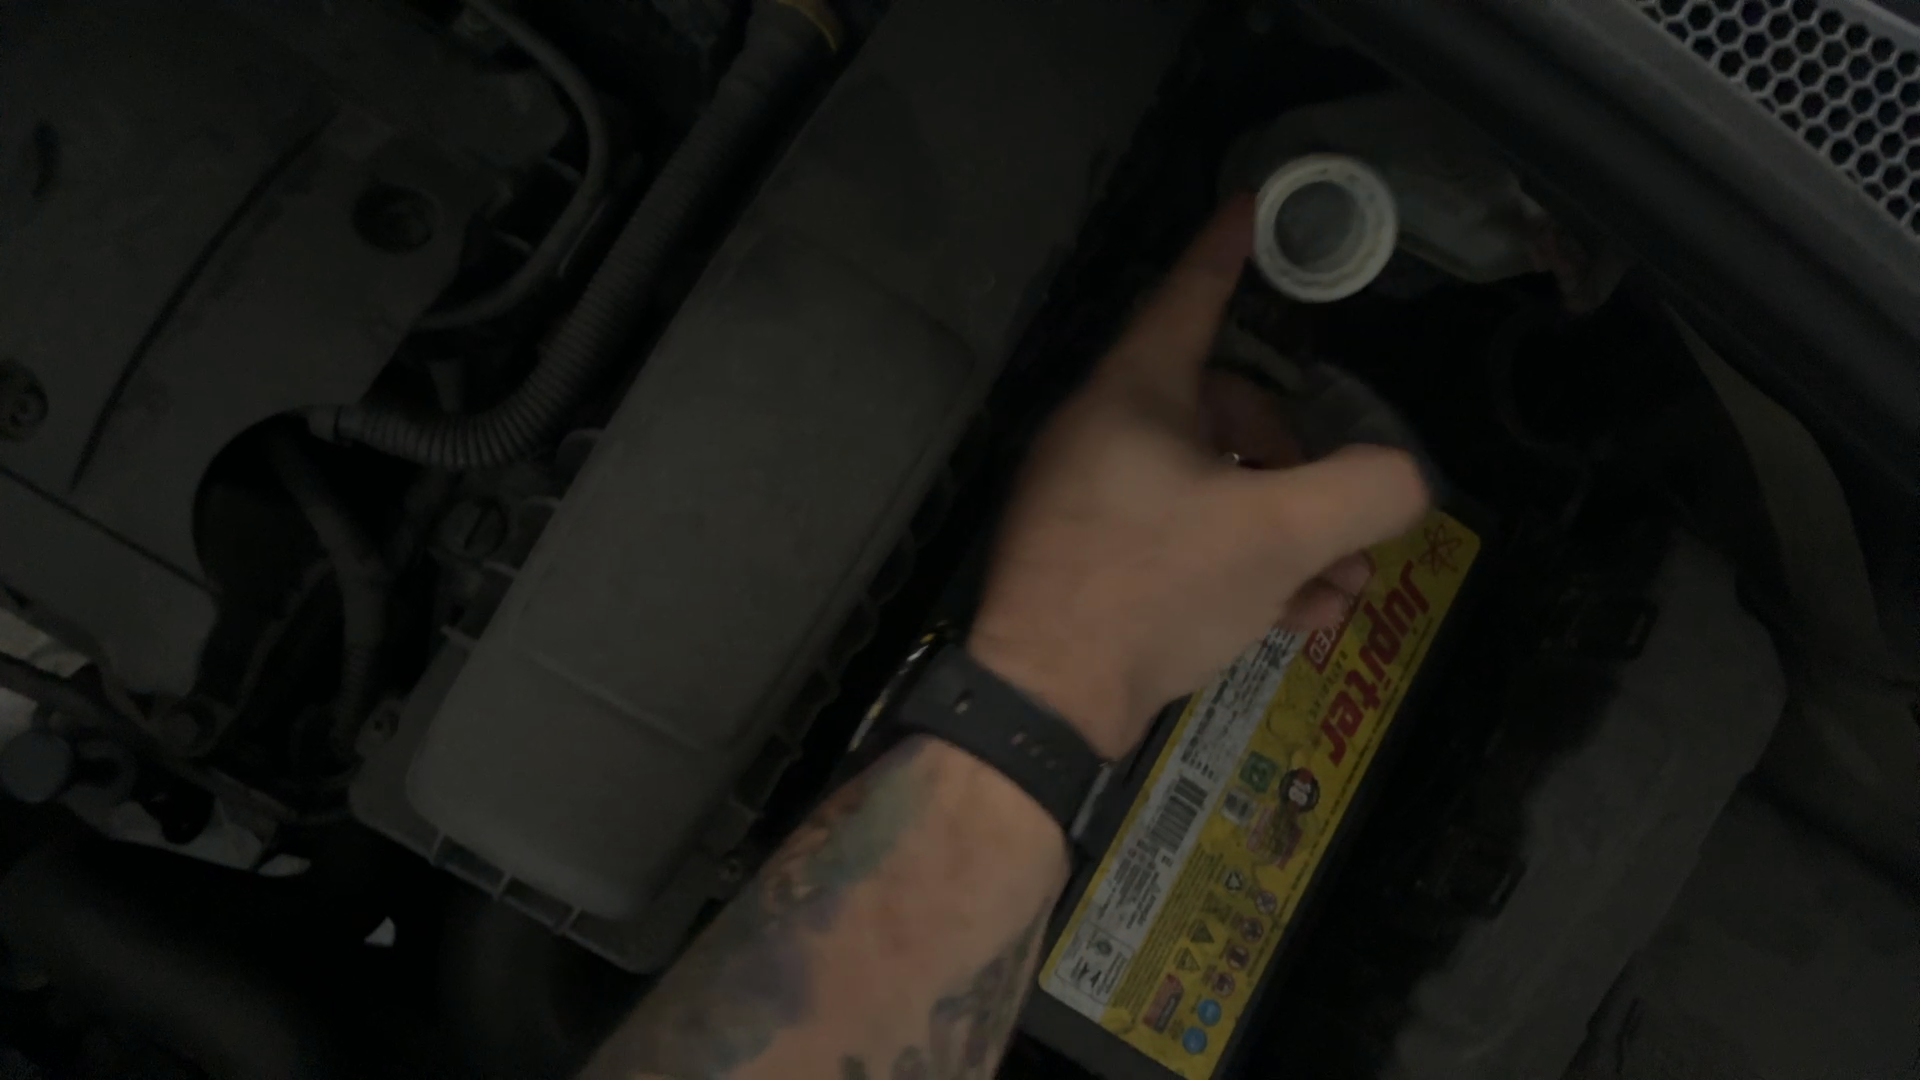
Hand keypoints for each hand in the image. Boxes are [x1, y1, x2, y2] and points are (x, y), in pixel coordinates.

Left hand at [968, 197, 1429, 758]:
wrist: (1047, 695)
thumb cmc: (1152, 589)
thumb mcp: (1279, 536)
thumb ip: (1364, 490)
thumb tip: (1399, 481)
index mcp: (1130, 397)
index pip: (1187, 298)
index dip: (1228, 251)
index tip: (1252, 212)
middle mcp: (1101, 434)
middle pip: (1223, 412)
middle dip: (1298, 467)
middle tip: (1343, 526)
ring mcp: (1092, 497)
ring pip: (1210, 487)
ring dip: (1284, 532)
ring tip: (1335, 590)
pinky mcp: (1094, 554)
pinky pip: (1179, 535)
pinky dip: (1237, 562)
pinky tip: (1291, 615)